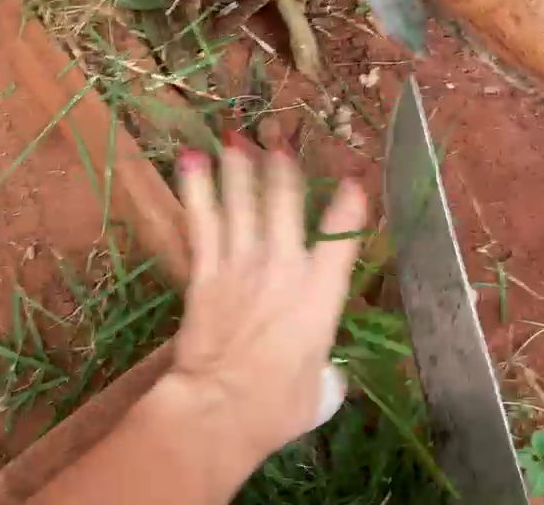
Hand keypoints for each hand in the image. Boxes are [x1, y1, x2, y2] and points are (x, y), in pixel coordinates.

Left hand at [159, 142, 367, 467]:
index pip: (341, 239)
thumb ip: (324, 369)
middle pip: (283, 203)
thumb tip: (321, 369)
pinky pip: (202, 221)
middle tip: (277, 138)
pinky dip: (196, 188)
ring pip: (241, 202)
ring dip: (238, 166)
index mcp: (319, 295)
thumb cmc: (277, 406)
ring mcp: (240, 263)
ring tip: (234, 136)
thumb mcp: (319, 391)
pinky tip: (190, 160)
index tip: (352, 178)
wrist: (220, 407)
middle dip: (281, 166)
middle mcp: (282, 266)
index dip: (349, 204)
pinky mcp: (205, 270)